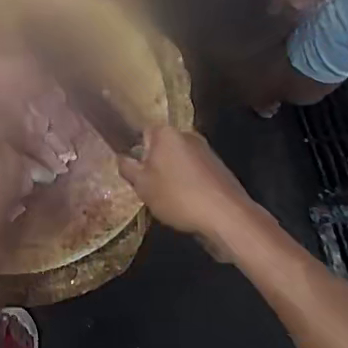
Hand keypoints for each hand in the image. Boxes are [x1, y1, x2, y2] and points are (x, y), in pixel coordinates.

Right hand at [117, 127, 260, 254]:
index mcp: (166, 133)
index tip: (136, 176)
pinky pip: (195, 173)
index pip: (143, 134)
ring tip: (170, 201)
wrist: (225, 214)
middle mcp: (187, 135)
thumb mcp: (142, 185)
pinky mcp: (218, 167)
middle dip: (155, 166)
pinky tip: (189, 203)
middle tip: (150, 190)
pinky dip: (189, 184)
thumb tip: (122, 157)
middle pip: (162, 148)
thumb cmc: (177, 196)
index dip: (137, 154)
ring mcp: (206, 150)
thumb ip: (128, 168)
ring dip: (173, 177)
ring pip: (179, 161)